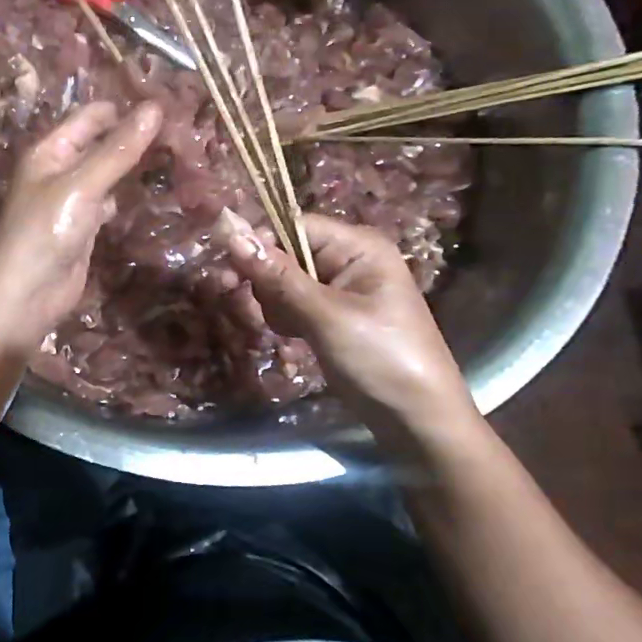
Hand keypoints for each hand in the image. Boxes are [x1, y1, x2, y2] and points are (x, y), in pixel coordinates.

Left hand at [0, 100, 162, 351]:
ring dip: (136, 165)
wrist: (25, 297)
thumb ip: (118, 150)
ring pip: (108, 172)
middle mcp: (57, 170)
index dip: (126, 108)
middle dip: (136, 136)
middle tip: (187, 130)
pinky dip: (128, 195)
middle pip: (101, 142)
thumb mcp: (82, 187)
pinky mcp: (83, 226)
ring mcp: (70, 200)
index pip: (91, 116)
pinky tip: (158, 189)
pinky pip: (109, 200)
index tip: (173, 104)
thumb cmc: (45, 235)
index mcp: (48, 152)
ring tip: (182, 152)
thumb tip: (155, 108)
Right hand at [220, 211, 477, 439]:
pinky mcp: (327, 313)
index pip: (292, 226)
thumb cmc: (380, 357)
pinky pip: (288, 302)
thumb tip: (230, 233)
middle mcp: (346, 260)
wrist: (414, 416)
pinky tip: (293, 336)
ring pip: (279, 280)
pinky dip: (281, 317)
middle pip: (282, 253)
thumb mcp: (326, 315)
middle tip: (251, 307)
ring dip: (271, 303)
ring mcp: (336, 288)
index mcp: (358, 247)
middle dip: (263, 280)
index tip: (227, 272)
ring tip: (288, 329)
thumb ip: (277, 275)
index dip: (258, 243)